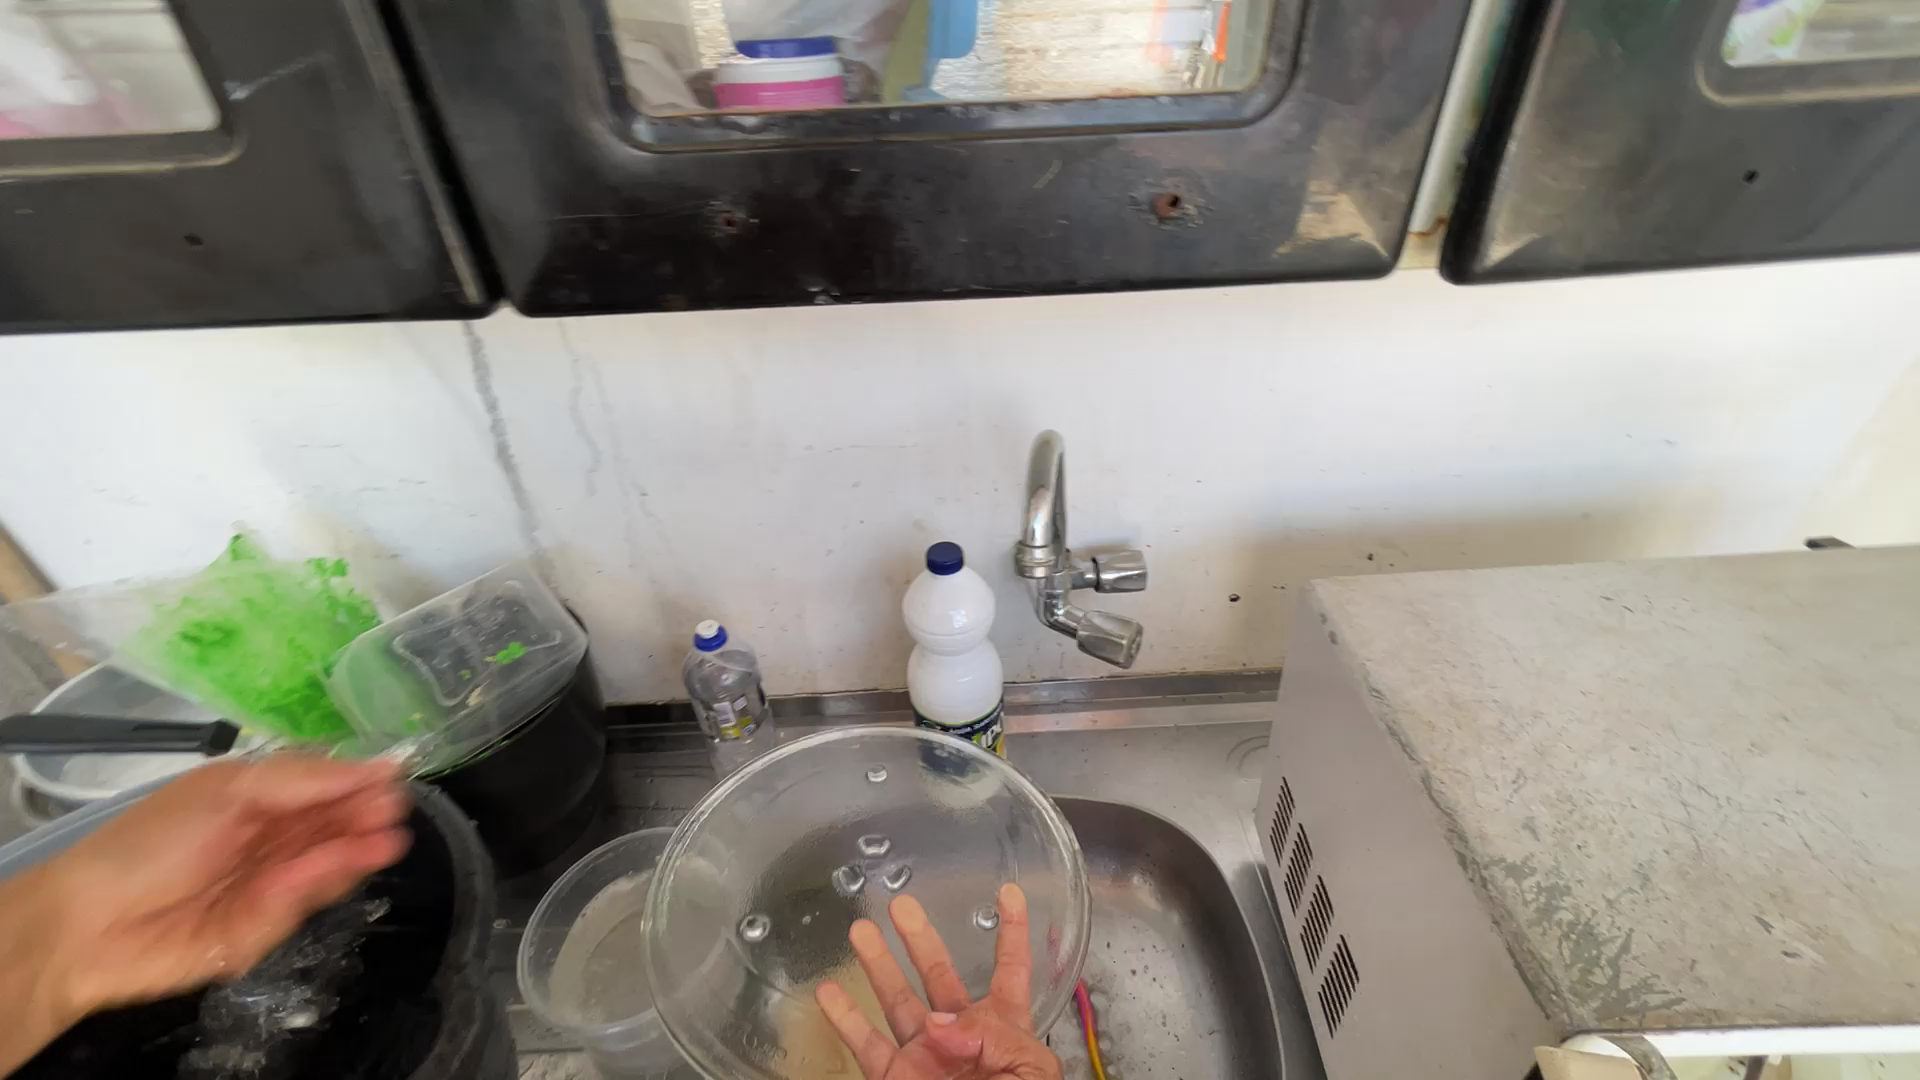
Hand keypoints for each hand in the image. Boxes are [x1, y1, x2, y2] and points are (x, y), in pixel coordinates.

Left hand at [21, 755, 408, 1020]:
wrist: (81, 928)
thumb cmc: (152, 842)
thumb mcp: (230, 788)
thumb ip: (308, 777)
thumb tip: (386, 766)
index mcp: (273, 798)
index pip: (336, 786)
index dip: (366, 783)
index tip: (394, 780)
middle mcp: (283, 836)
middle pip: (345, 823)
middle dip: (371, 817)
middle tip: (391, 814)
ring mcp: (281, 879)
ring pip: (338, 861)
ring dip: (361, 851)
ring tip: (383, 844)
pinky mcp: (274, 920)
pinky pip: (310, 898)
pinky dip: (319, 884)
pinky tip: (321, 871)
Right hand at [814, 884, 1063, 1079]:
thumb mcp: (1027, 1075)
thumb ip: (990, 1038)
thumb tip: (940, 1023)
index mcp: (1005, 1030)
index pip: (1010, 969)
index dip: (1011, 930)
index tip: (1007, 891)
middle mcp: (961, 1038)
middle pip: (941, 974)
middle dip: (921, 937)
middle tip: (901, 903)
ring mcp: (925, 1060)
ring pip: (898, 1002)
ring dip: (878, 966)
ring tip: (860, 929)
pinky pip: (868, 1047)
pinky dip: (845, 1020)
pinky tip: (827, 993)